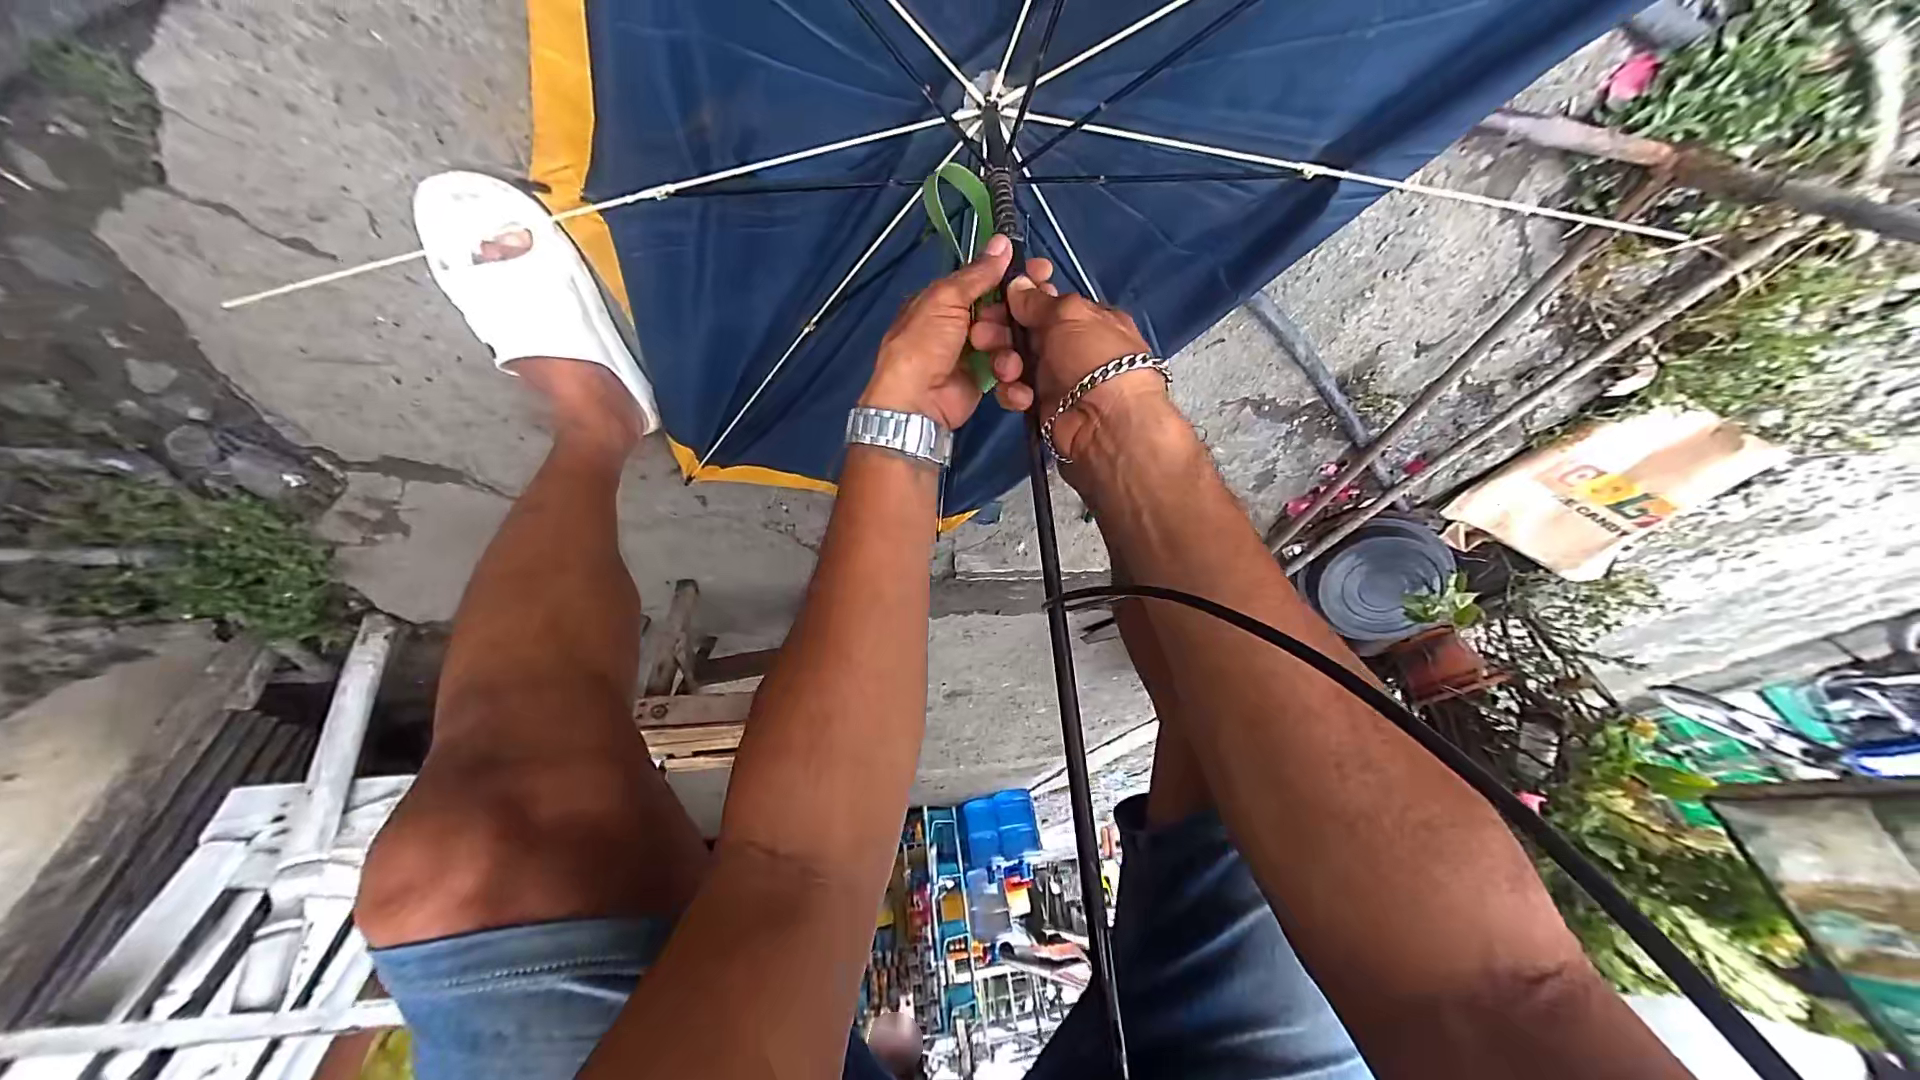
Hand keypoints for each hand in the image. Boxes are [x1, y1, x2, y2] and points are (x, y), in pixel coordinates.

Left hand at [859, 235, 1013, 430]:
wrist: (916, 403)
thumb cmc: (923, 345)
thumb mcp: (945, 300)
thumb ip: (976, 274)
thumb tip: (1002, 242)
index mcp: (943, 300)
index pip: (984, 280)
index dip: (1012, 275)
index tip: (1042, 270)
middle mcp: (959, 324)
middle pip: (1001, 309)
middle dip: (1013, 314)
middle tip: (1027, 313)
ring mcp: (973, 353)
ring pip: (1008, 339)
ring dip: (1008, 346)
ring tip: (997, 357)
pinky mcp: (983, 379)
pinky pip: (1007, 369)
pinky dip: (1011, 373)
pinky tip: (1008, 376)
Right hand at [969, 260, 1164, 462]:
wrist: (1106, 421)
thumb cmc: (1094, 356)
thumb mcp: (1069, 316)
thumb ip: (1038, 301)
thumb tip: (1017, 284)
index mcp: (1086, 317)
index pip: (1048, 300)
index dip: (1024, 294)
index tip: (1000, 292)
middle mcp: (1069, 346)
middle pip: (1024, 331)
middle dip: (1001, 330)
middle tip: (982, 332)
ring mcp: (1054, 377)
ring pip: (1015, 361)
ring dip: (1004, 362)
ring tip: (1008, 369)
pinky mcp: (1040, 405)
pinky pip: (1016, 392)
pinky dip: (1014, 393)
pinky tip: (1022, 397)